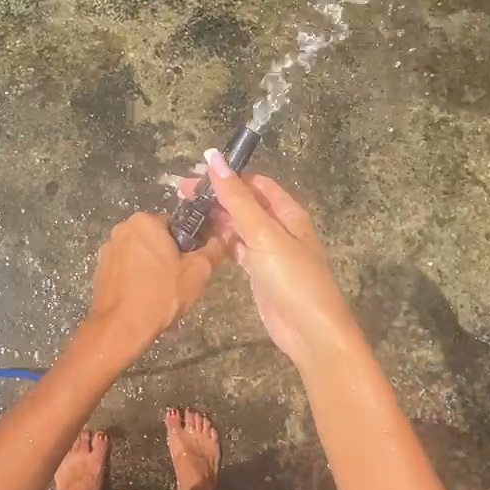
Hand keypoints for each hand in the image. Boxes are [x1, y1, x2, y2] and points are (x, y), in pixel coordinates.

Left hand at [73, 212, 227, 368]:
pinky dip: (135, 277)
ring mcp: (107, 249)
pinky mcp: (99, 268)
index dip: (187, 245)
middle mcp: (122, 228)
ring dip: (150, 266)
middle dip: (167, 255)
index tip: (191, 264)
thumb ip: (213, 250)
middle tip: (178, 280)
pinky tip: (142, 296)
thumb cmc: (161, 294)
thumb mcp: (198, 272)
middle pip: (155, 238)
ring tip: (160, 291)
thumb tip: (221, 239)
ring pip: (140, 253)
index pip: (175, 225)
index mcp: (144, 221)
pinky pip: (125, 267)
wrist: (121, 326)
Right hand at [195, 149, 357, 367]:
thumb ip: (237, 198)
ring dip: (214, 217)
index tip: (195, 173)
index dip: (228, 175)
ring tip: (183, 212)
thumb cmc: (292, 277)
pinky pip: (235, 248)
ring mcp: (268, 251)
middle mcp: (279, 227)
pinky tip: (198, 237)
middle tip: (179, 193)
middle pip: (244, 203)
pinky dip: (218, 240)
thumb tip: (214, 158)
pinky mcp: (258, 271)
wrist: (310, 331)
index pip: (255, 183)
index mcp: (288, 212)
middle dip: (216, 196)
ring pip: (237, 226)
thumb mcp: (263, 233)